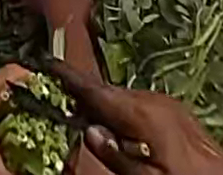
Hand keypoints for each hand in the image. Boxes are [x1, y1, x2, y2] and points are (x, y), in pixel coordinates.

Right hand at [45, 58, 222, 174]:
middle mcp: (153, 99)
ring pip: (124, 98)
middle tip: (56, 91)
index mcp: (142, 113)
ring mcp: (167, 105)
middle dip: (83, 91)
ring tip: (80, 108)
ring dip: (103, 102)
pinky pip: (139, 106)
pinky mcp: (176, 114)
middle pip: (108, 92)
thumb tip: (88, 131)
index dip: (69, 79)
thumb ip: (117, 158)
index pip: (96, 92)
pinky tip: (116, 127)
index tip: (46, 64)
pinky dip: (121, 111)